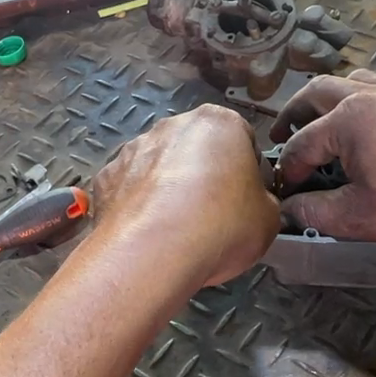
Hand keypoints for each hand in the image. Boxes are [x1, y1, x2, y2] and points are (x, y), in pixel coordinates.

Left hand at [93, 104, 280, 287]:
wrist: (152, 253)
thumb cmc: (220, 226)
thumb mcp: (269, 218)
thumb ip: (264, 201)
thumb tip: (255, 205)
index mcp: (220, 123)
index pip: (243, 140)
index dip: (248, 173)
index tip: (247, 201)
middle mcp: (173, 126)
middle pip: (197, 149)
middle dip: (204, 177)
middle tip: (214, 217)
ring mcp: (133, 149)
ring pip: (160, 167)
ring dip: (169, 190)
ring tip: (178, 231)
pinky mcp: (106, 177)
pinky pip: (130, 189)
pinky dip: (139, 207)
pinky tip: (148, 234)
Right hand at [270, 71, 375, 253]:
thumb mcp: (359, 217)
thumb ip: (315, 211)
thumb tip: (289, 210)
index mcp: (349, 118)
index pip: (302, 143)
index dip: (287, 170)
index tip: (283, 191)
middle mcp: (374, 96)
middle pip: (319, 92)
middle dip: (295, 113)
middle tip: (281, 134)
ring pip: (357, 81)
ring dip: (332, 98)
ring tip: (324, 118)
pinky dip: (372, 104)